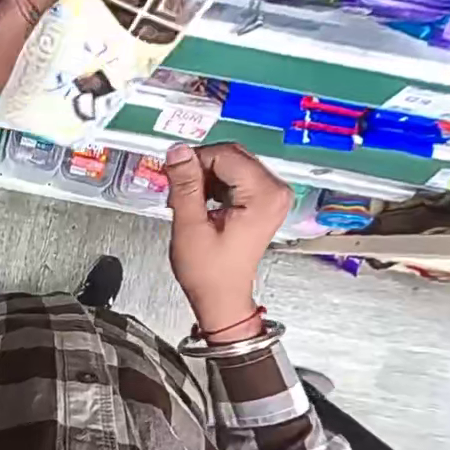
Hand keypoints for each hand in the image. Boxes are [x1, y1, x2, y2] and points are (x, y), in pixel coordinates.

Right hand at [161, 142, 291, 340]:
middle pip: (231, 156)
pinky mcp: (263, 201)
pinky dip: (214, 186)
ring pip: (231, 165)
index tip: (174, 174)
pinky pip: (236, 178)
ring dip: (205, 178)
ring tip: (188, 202)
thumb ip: (184, 185)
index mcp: (263, 195)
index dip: (194, 162)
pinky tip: (200, 204)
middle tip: (178, 189)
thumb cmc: (210, 273)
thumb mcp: (190, 226)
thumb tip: (179, 152)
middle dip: (200, 168)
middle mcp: (274, 192)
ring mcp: (271, 196)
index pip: (224, 154)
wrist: (222, 297)